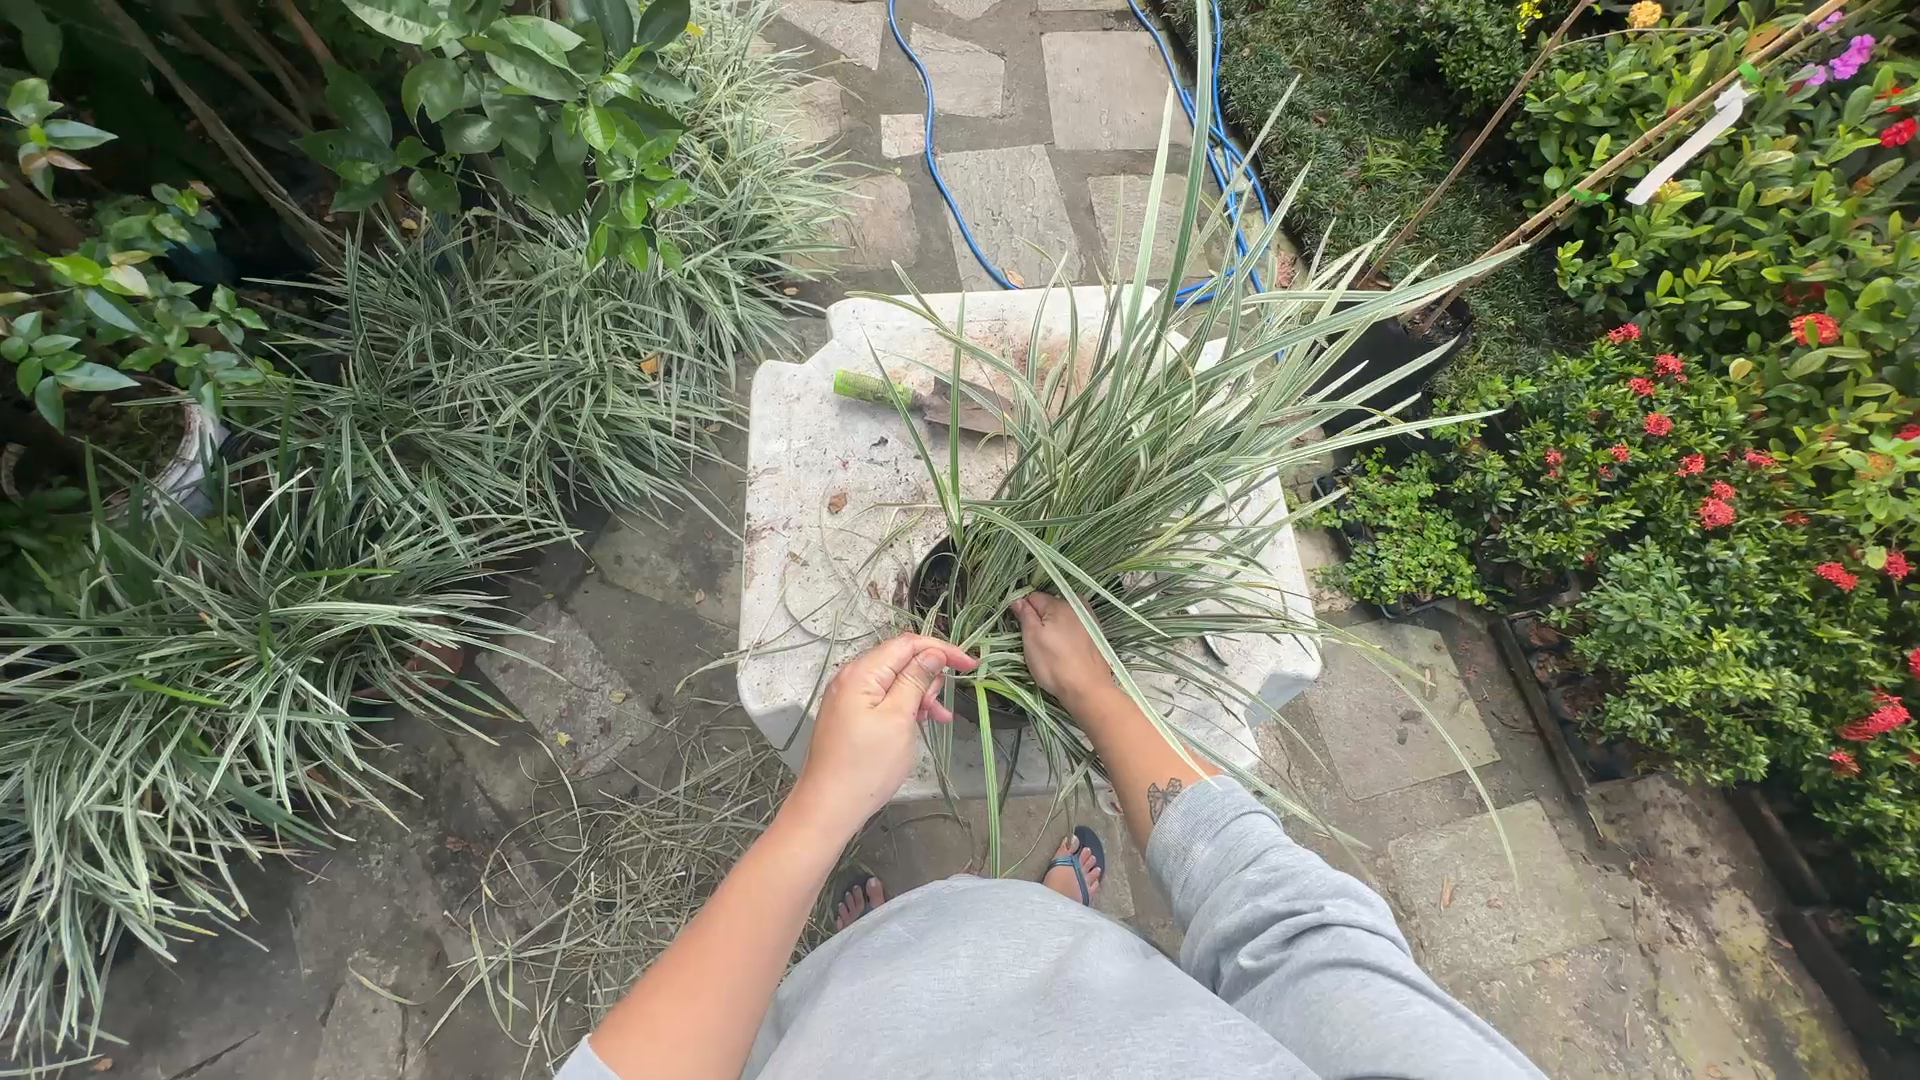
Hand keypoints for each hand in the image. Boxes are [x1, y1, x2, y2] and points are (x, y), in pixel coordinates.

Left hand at [787, 633, 977, 836]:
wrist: (828, 807)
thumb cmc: (866, 766)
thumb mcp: (899, 719)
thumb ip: (915, 680)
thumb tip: (932, 653)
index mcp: (861, 672)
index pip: (907, 644)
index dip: (941, 649)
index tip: (969, 665)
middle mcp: (852, 677)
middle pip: (900, 660)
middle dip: (928, 676)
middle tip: (940, 706)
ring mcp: (849, 696)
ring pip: (894, 681)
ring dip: (920, 694)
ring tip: (935, 719)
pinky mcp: (850, 714)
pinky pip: (884, 698)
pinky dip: (905, 706)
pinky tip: (921, 723)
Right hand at [1012, 591, 1111, 704]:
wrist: (1088, 689)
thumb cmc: (1054, 663)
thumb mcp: (1032, 638)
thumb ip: (1025, 615)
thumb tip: (1018, 600)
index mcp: (1059, 604)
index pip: (1033, 597)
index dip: (1023, 611)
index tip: (1021, 628)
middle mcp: (1076, 606)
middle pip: (1049, 606)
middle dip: (1040, 618)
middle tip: (1035, 641)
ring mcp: (1089, 620)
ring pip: (1062, 617)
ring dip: (1054, 626)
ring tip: (1051, 647)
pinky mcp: (1096, 635)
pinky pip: (1074, 627)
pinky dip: (1067, 634)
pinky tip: (1065, 649)